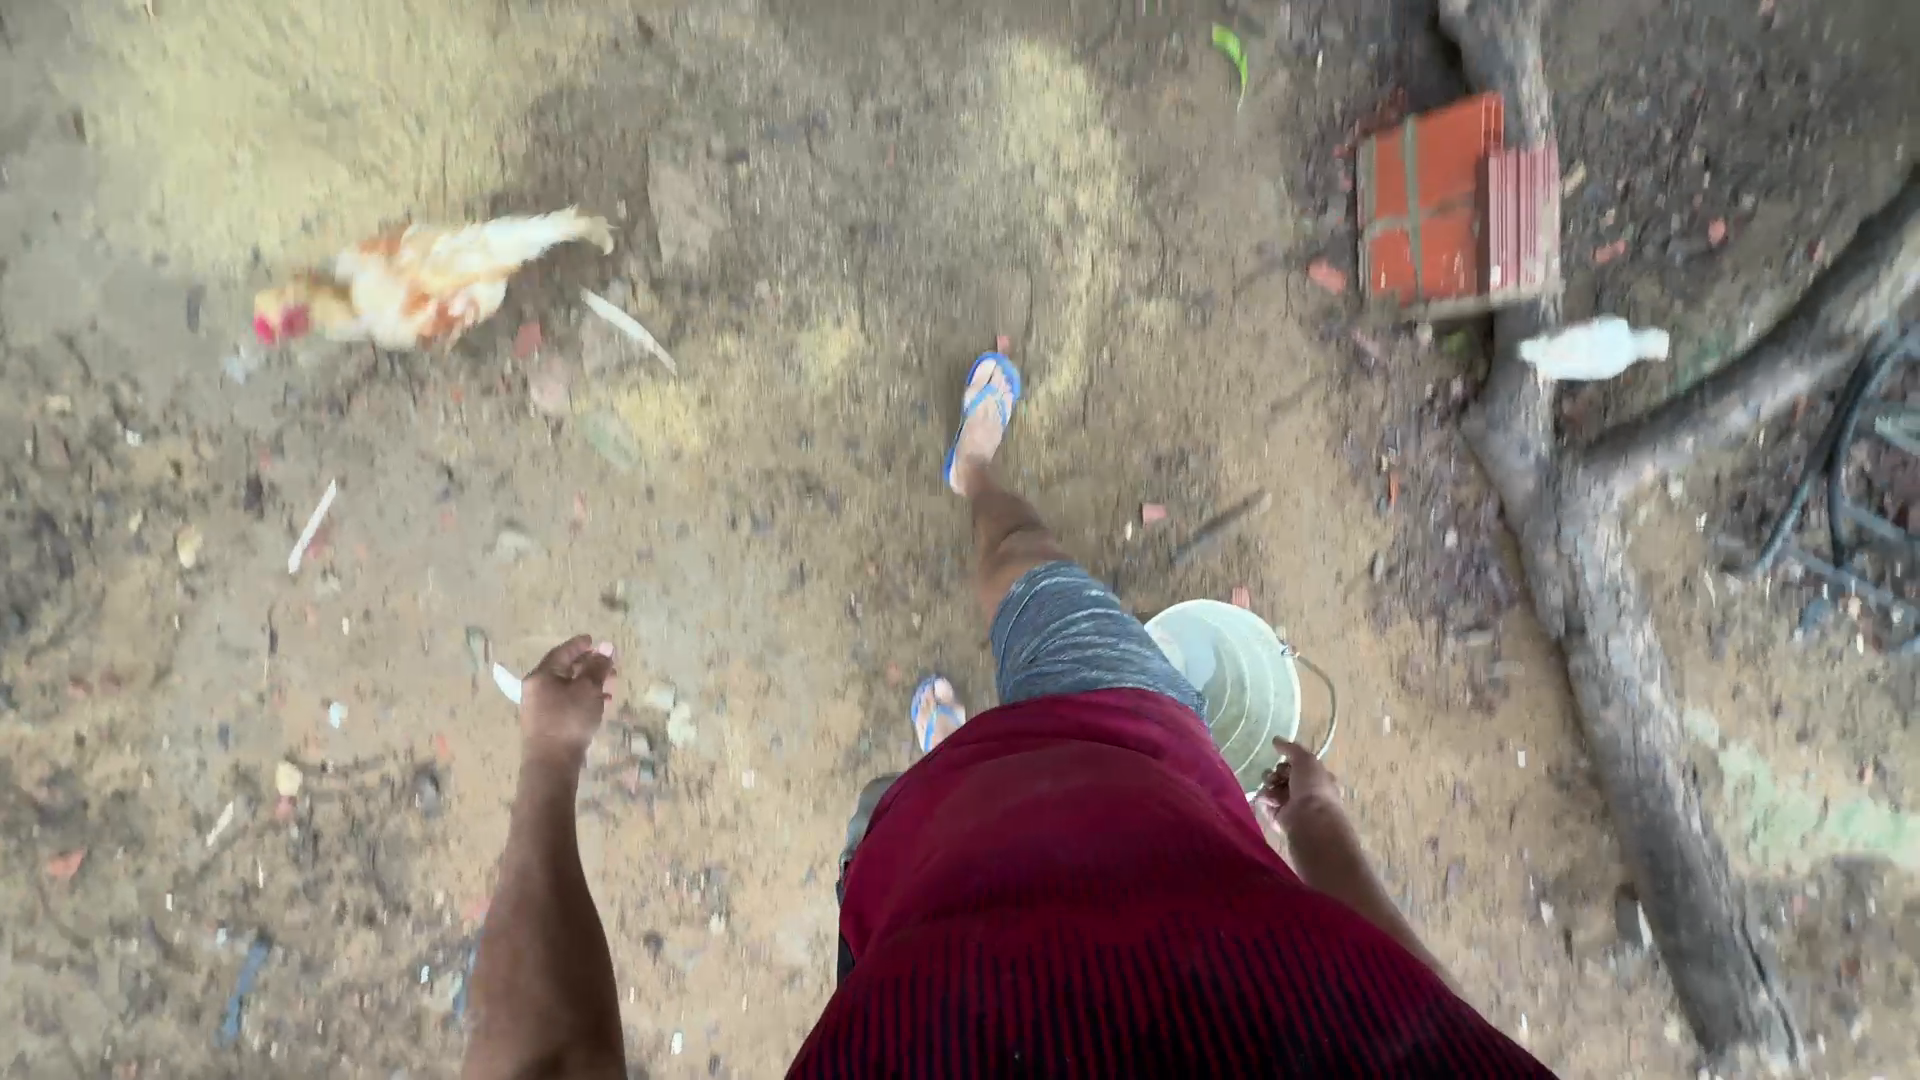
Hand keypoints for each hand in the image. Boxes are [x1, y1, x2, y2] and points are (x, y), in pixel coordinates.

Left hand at [519, 635, 615, 764]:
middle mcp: (536, 688)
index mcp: (542, 676)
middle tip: (608, 663)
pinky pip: (566, 699)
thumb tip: (607, 647)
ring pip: (567, 685)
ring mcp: (539, 706)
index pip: (562, 652)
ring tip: (610, 683)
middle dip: (588, 664)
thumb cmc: (569, 719)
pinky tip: (600, 702)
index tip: (594, 640)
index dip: (579, 644)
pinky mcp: (546, 721)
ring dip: (589, 681)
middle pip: (564, 668)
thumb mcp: (589, 688)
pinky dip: (583, 696)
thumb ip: (598, 666)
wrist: (551, 762)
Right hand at [1255, 737, 1340, 831]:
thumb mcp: (1306, 759)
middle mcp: (1304, 792)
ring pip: (1271, 787)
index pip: (1297, 766)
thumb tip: (1276, 740)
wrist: (1310, 819)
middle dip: (1275, 773)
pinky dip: (1264, 798)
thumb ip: (1290, 748)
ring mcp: (1291, 805)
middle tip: (1276, 776)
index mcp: (1316, 779)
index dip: (1288, 762)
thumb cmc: (1313, 787)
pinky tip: (1268, 799)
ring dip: (1268, 784)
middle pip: (1281, 775)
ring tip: (1271, 787)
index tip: (1285, 763)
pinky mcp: (1278, 816)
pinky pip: (1265, 802)